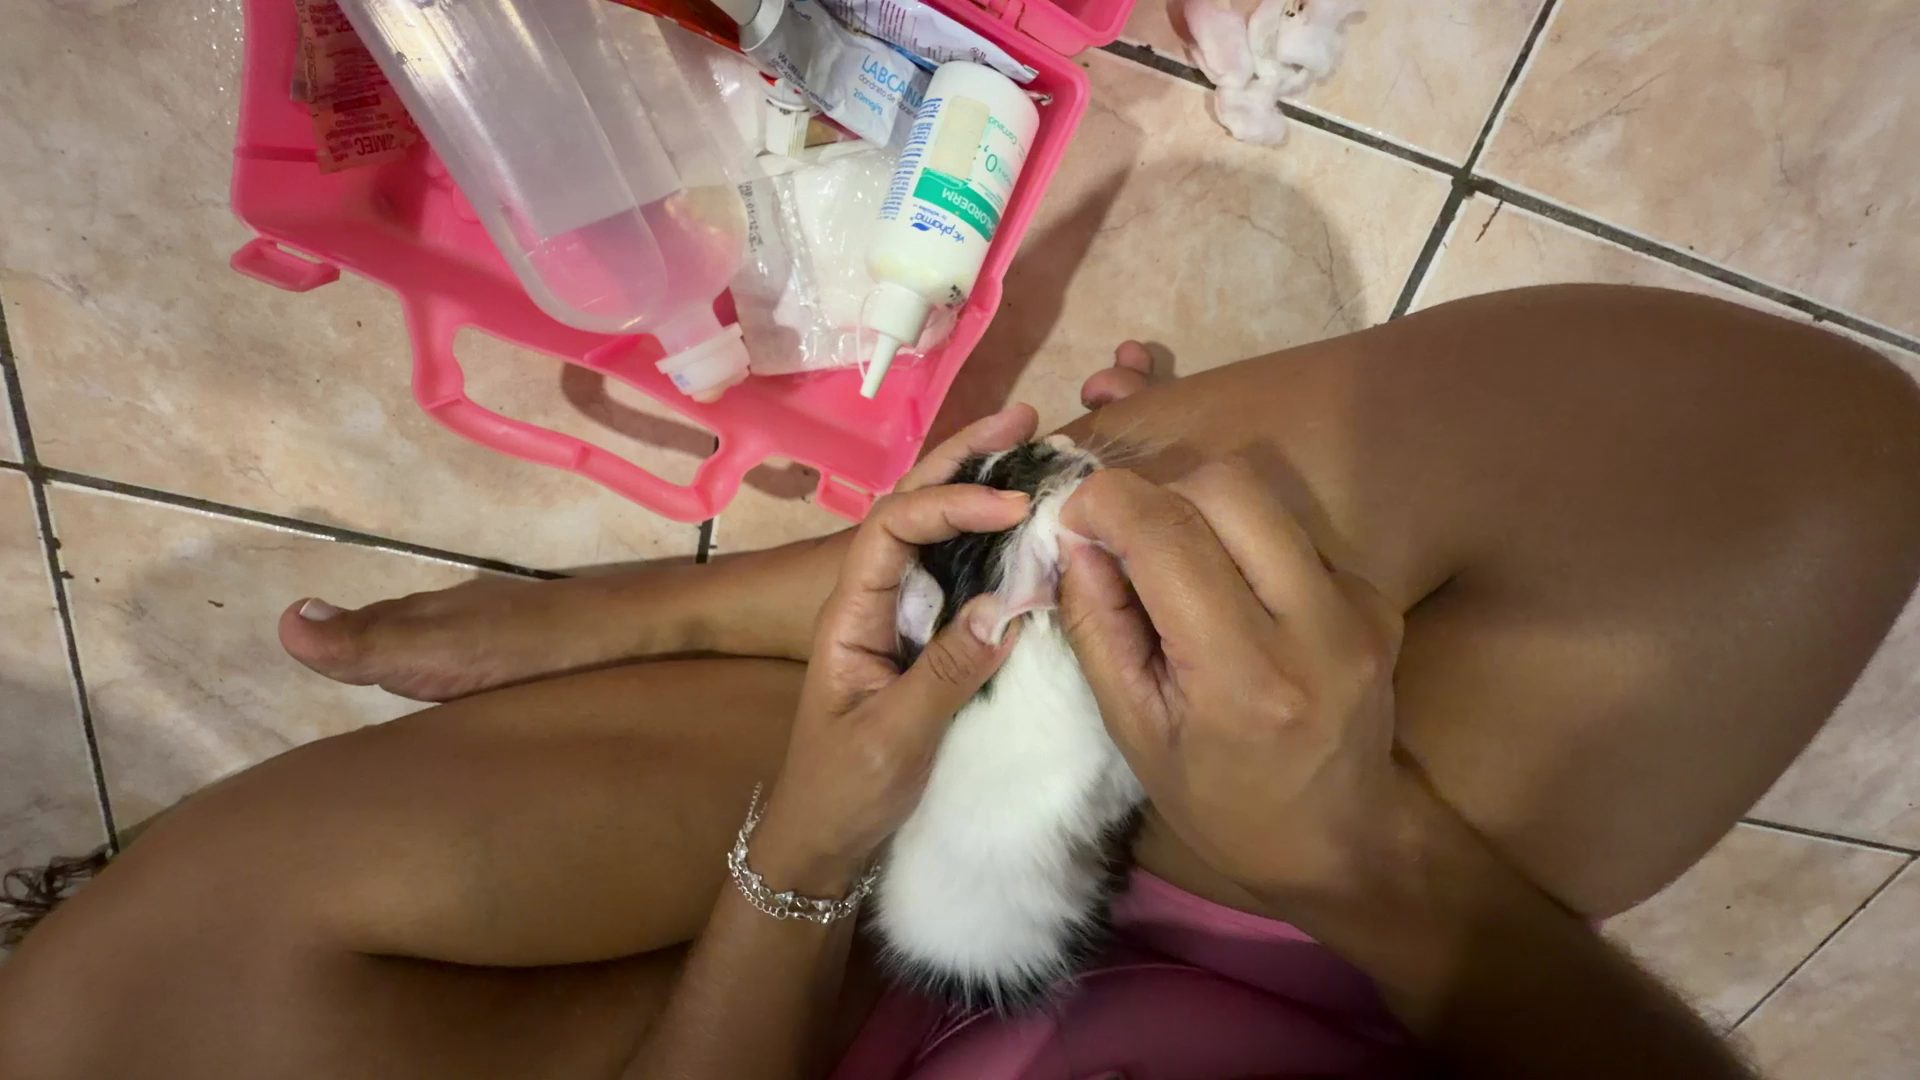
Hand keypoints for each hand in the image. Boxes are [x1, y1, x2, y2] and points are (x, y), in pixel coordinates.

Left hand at [754, 408, 1039, 890]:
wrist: (824, 838)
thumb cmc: (844, 789)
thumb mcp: (894, 737)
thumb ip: (947, 674)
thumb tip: (1007, 606)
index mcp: (852, 609)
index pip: (895, 526)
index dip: (953, 504)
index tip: (1014, 506)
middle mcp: (874, 595)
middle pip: (909, 505)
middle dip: (962, 458)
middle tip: (1023, 421)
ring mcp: (900, 612)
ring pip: (933, 530)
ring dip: (975, 484)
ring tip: (1027, 447)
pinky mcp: (924, 636)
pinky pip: (956, 572)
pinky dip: (988, 538)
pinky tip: (1019, 523)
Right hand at [1058, 463, 1410, 904]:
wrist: (1341, 842)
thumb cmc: (1217, 801)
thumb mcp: (1132, 727)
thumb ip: (1096, 623)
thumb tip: (1074, 538)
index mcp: (1244, 675)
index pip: (1168, 537)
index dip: (1106, 502)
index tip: (1071, 518)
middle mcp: (1317, 625)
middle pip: (1224, 486)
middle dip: (1154, 496)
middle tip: (1122, 542)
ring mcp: (1359, 606)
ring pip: (1258, 497)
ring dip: (1195, 514)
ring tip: (1172, 573)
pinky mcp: (1377, 596)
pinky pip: (1284, 529)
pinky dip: (1236, 541)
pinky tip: (1228, 595)